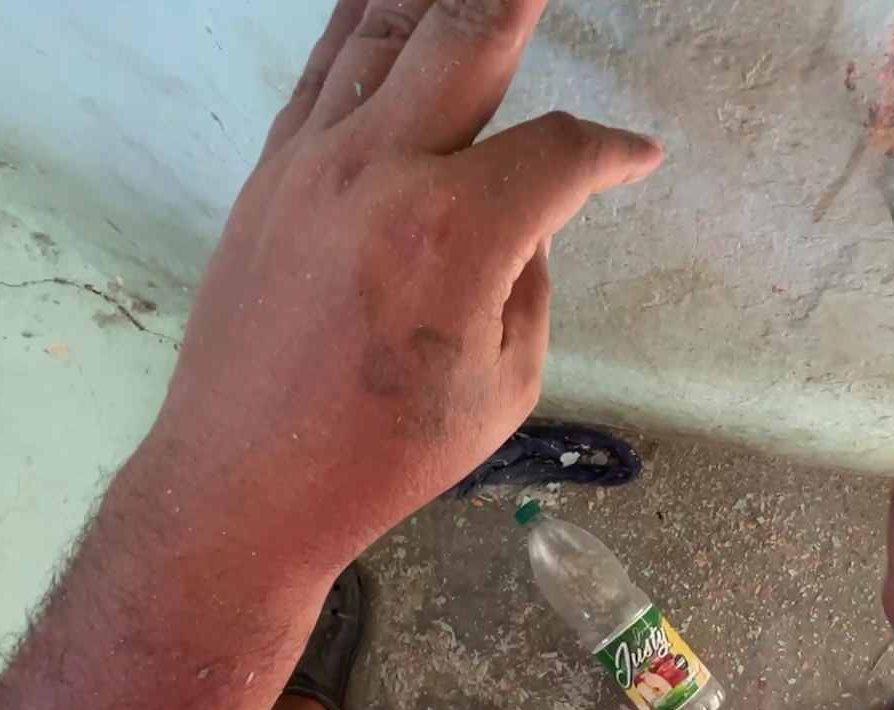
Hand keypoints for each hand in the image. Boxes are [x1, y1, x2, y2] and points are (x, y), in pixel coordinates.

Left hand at [148, 0, 661, 568]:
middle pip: (468, 33)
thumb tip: (528, 218)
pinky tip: (389, 9)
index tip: (639, 160)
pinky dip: (367, 24)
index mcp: (459, 234)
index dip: (612, 154)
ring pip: (384, 27)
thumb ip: (530, 284)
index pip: (559, 153)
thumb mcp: (506, 384)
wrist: (254, 477)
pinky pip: (325, 68)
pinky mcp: (271, 173)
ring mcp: (313, 161)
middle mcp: (382, 169)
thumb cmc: (392, 452)